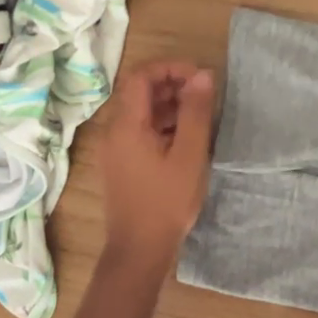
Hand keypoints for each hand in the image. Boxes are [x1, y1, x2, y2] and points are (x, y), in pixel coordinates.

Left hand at [99, 61, 216, 267]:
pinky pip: (139, 132)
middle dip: (172, 86)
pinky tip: (186, 140)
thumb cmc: (167, 201)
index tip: (200, 79)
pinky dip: (162, 126)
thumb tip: (202, 75)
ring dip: (169, 107)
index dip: (170, 68)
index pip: (141, 75)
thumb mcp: (189, 154)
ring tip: (200, 118)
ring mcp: (114, 149)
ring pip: (140, 113)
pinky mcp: (121, 164)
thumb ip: (195, 112)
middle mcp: (113, 131)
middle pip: (138, 92)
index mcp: (126, 124)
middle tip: (204, 97)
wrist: (140, 249)